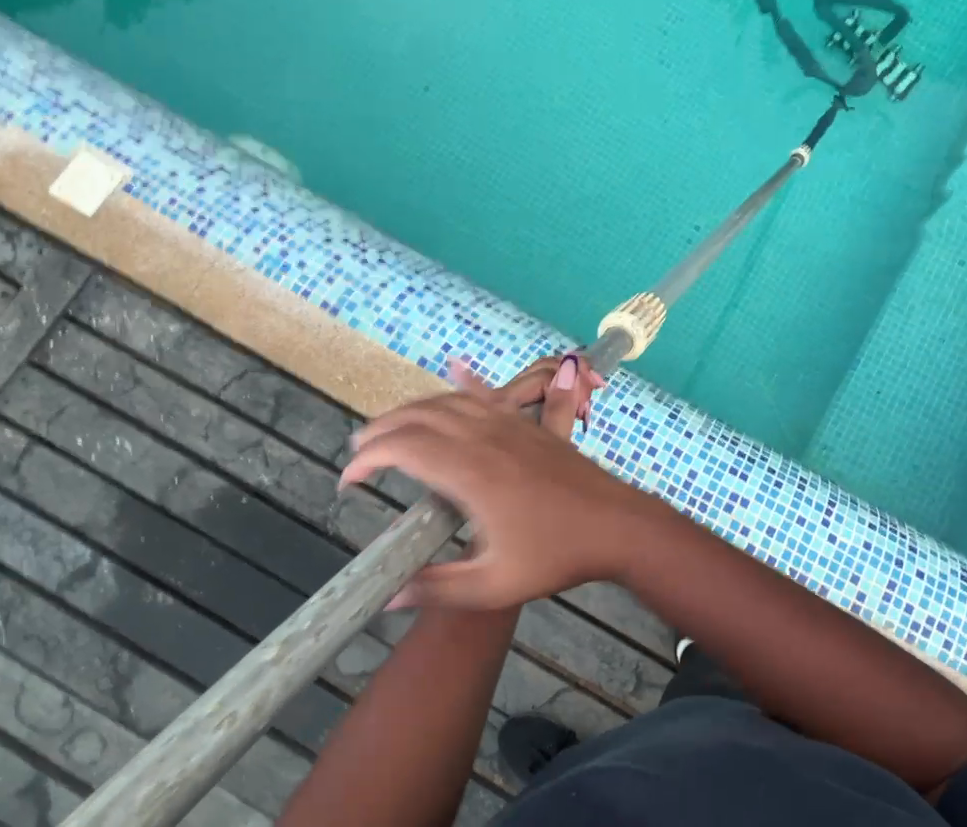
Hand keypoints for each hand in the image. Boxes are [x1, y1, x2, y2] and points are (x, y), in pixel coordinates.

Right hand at [341, 355, 654, 609]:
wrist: (618, 525)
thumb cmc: (557, 555)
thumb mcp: (494, 585)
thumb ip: (437, 589)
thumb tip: (387, 598)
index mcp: (472, 473)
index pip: (405, 448)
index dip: (368, 458)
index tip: (348, 481)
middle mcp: (488, 439)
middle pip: (422, 416)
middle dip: (382, 429)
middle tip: (359, 455)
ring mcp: (513, 427)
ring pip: (453, 401)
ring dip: (415, 409)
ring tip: (389, 429)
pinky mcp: (531, 427)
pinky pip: (491, 396)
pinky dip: (466, 384)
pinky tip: (457, 369)